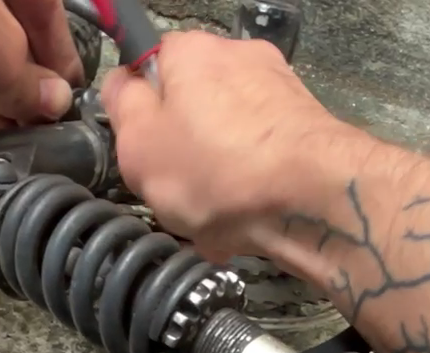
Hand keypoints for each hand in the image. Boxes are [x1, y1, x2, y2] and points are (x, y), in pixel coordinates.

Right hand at [103, 32, 359, 258]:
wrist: (308, 201)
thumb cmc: (220, 173)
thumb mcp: (138, 145)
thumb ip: (122, 106)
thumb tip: (121, 86)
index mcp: (188, 51)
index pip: (146, 69)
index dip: (137, 117)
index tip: (139, 151)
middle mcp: (237, 58)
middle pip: (190, 112)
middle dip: (181, 159)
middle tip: (176, 196)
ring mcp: (276, 93)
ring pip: (225, 145)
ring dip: (214, 184)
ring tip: (214, 220)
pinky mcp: (303, 132)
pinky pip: (258, 167)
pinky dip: (247, 195)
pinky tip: (244, 224)